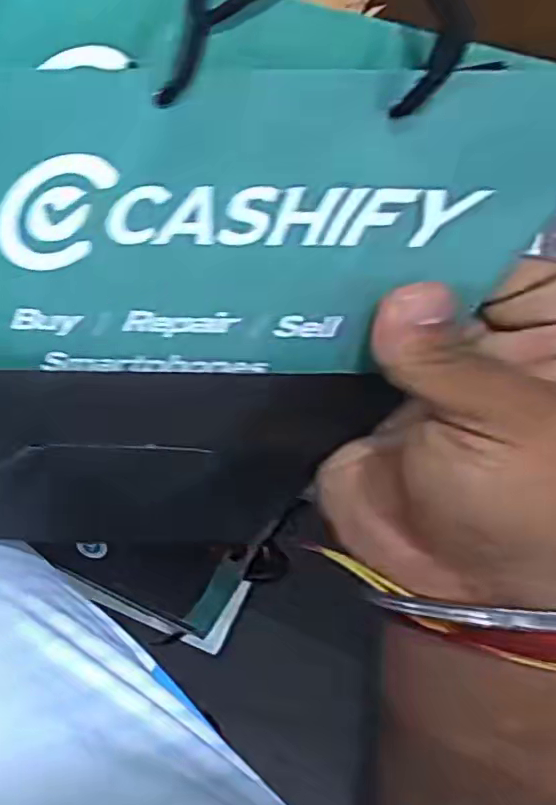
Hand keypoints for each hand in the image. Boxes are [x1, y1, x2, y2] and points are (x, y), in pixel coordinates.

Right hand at [319, 262, 555, 609]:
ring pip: (387, 322)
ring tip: (292, 269)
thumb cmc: (523, 505)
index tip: (405, 231)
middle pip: (450, 294)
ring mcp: (424, 378)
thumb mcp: (508, 428)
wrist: (447, 572)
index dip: (478, 256)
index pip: (528, 282)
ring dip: (345, 303)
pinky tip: (276, 314)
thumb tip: (408, 294)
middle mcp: (496, 358)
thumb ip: (451, 362)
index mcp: (553, 359)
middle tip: (330, 239)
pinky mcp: (362, 397)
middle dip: (399, 271)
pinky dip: (311, 337)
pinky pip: (340, 355)